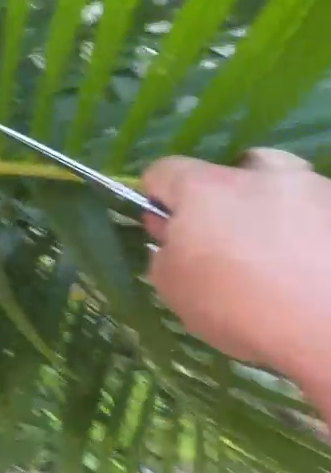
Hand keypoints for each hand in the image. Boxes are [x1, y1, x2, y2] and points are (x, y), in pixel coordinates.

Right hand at [142, 149, 330, 399]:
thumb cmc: (242, 307)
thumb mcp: (171, 284)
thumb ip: (167, 248)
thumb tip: (181, 239)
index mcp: (208, 188)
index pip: (164, 170)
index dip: (160, 197)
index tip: (167, 229)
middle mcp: (271, 180)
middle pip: (248, 164)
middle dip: (237, 191)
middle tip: (235, 232)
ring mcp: (329, 198)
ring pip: (301, 192)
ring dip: (288, 214)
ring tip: (292, 259)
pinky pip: (329, 221)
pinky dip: (321, 239)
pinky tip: (319, 274)